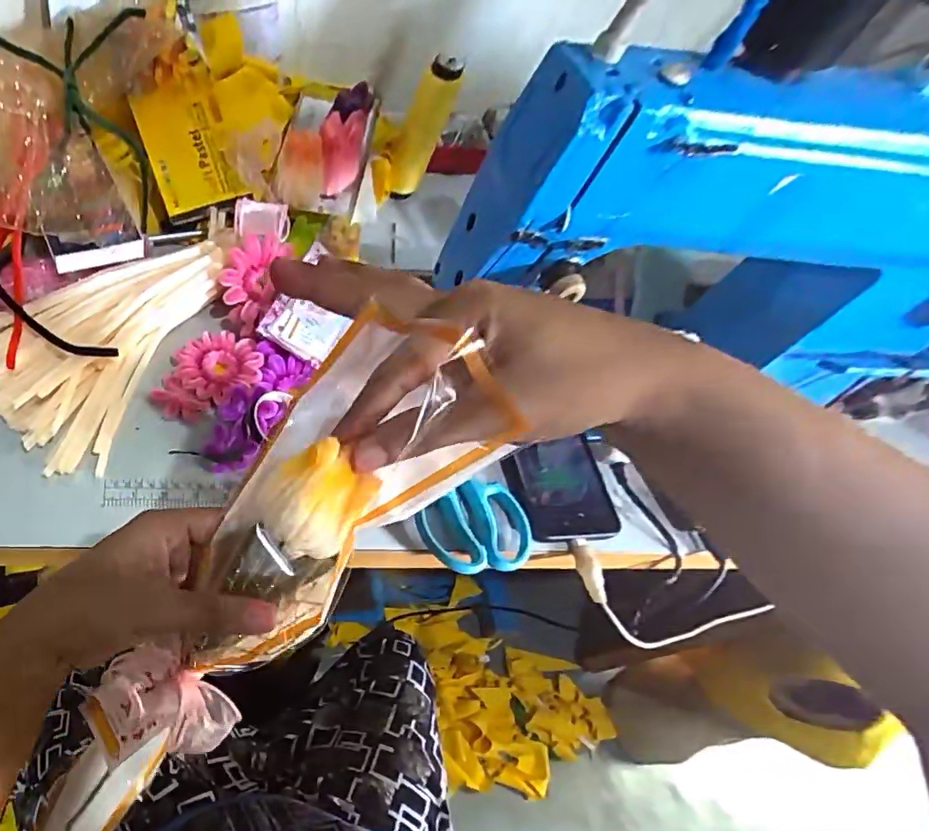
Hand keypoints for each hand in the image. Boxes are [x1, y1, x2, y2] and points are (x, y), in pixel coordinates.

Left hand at [0, 509, 276, 671]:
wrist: (46, 638)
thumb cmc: (102, 607)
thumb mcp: (164, 608)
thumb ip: (218, 612)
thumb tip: (274, 616)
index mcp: (165, 528)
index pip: (222, 523)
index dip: (255, 540)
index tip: (290, 562)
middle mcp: (163, 544)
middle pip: (215, 554)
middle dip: (243, 577)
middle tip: (284, 598)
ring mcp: (155, 572)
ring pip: (202, 581)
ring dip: (225, 600)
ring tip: (266, 618)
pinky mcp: (148, 598)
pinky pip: (186, 601)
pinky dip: (204, 616)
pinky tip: (231, 634)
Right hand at [270, 258, 733, 469]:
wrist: (646, 374)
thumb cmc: (579, 384)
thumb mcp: (504, 412)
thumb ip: (428, 432)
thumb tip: (360, 459)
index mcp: (466, 309)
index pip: (401, 363)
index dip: (370, 407)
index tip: (344, 446)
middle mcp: (462, 299)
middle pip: (384, 291)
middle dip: (330, 285)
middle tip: (282, 273)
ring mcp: (473, 311)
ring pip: (401, 301)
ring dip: (355, 293)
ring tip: (312, 282)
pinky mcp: (482, 330)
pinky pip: (420, 326)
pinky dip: (387, 325)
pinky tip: (372, 328)